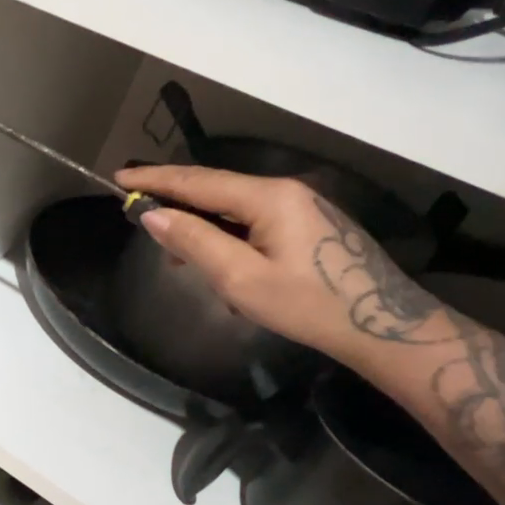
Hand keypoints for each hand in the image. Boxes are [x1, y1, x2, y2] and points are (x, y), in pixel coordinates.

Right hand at [113, 165, 451, 363]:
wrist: (385, 326)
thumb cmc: (310, 305)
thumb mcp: (242, 278)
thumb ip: (195, 242)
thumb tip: (153, 215)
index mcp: (269, 197)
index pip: (198, 182)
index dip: (155, 180)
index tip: (118, 178)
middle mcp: (285, 191)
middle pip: (215, 188)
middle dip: (173, 197)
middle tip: (133, 207)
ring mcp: (301, 206)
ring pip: (233, 205)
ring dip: (198, 220)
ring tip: (169, 247)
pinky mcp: (308, 225)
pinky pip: (252, 218)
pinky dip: (222, 231)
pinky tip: (212, 255)